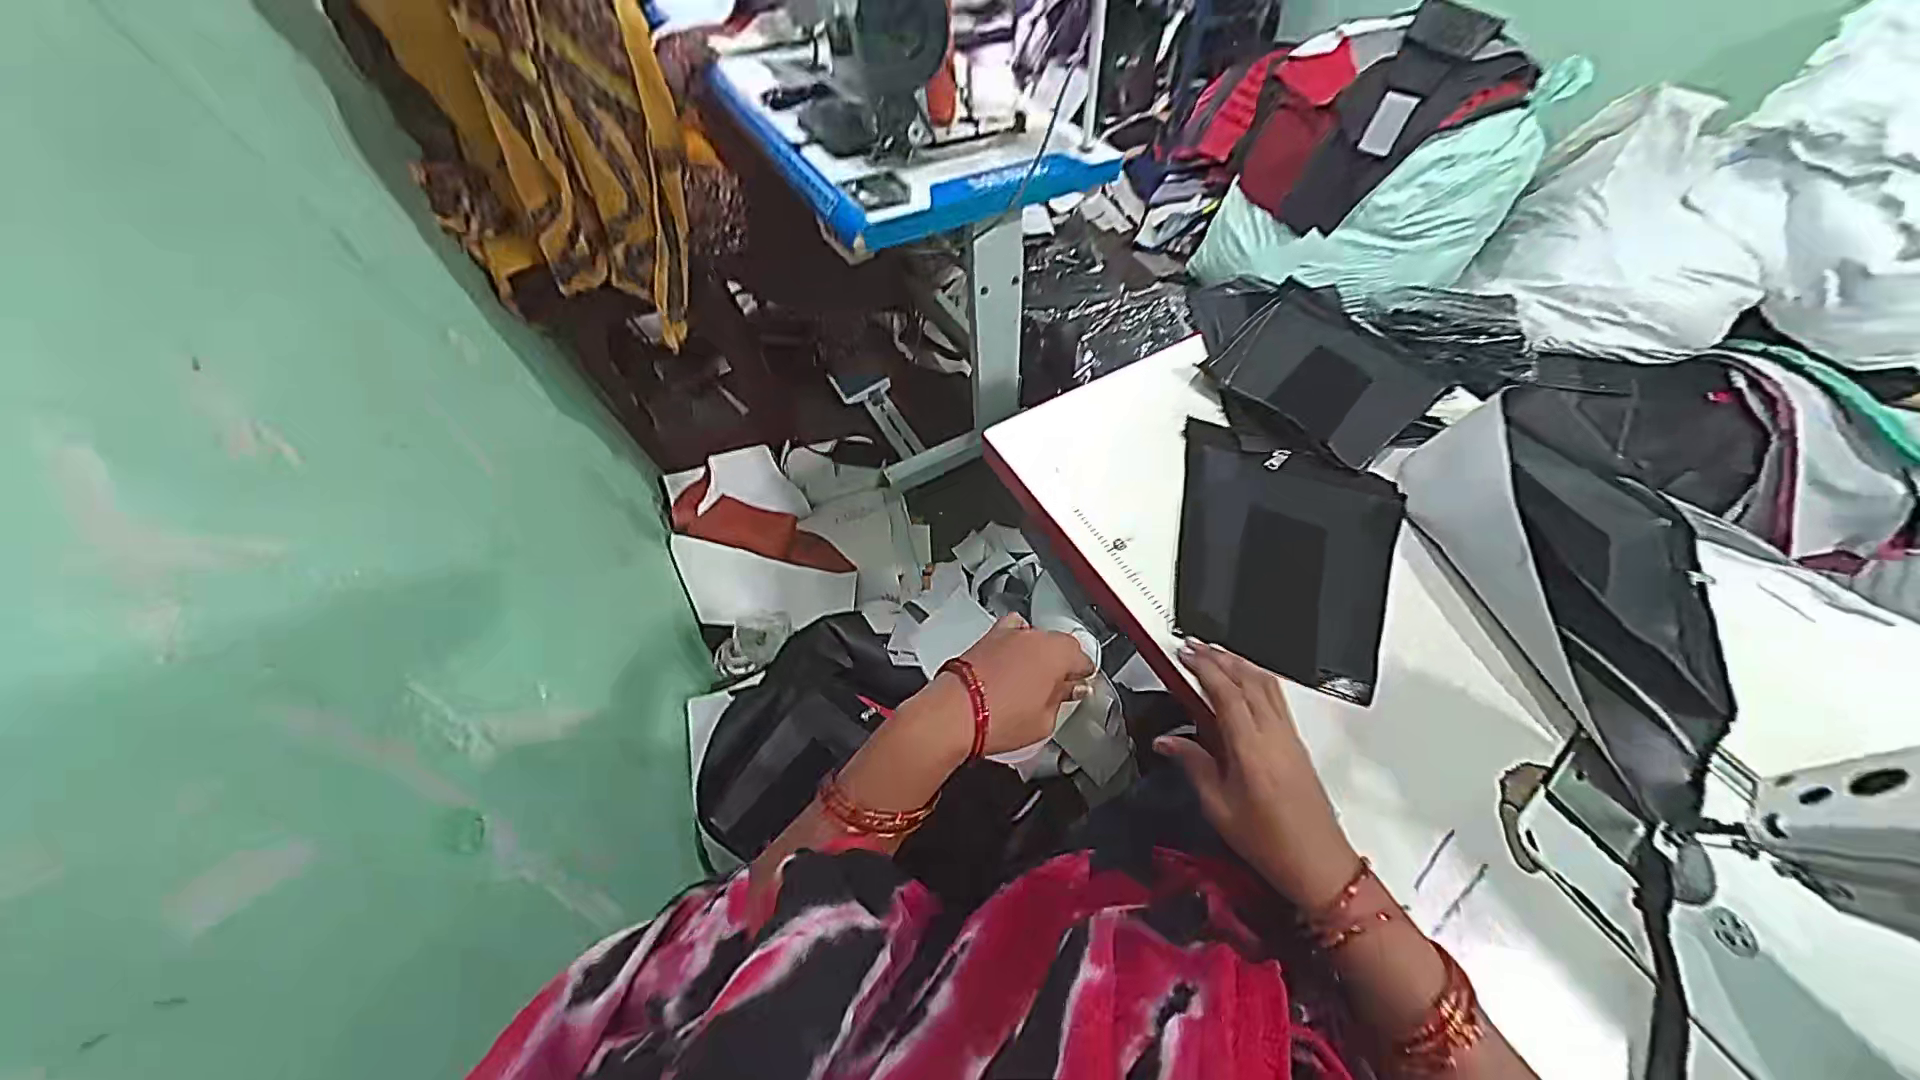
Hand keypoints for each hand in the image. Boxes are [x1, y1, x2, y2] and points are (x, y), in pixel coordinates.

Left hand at [948, 614, 1095, 755]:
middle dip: (1061, 664)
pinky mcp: (986, 638)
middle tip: (1056, 689)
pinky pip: (1009, 635)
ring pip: (1033, 638)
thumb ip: (1061, 699)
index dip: (1084, 675)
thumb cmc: (997, 717)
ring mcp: (1008, 634)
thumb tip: (1066, 692)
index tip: (1080, 686)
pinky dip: (1013, 645)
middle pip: (1059, 644)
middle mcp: (1034, 636)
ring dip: (1036, 654)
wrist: (954, 713)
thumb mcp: (1044, 721)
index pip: (1083, 658)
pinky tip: (1010, 664)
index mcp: (1058, 652)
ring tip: (1030, 681)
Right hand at [1154, 640, 1360, 908]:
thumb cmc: (1271, 842)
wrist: (1318, 864)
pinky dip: (1255, 678)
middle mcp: (1274, 736)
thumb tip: (1167, 742)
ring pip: (1266, 684)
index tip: (1185, 654)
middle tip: (1194, 647)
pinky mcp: (1296, 743)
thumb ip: (1193, 765)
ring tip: (1215, 654)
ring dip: (1239, 663)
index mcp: (1251, 750)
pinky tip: (1243, 679)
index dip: (1204, 667)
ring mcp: (1289, 737)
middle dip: (1219, 657)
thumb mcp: (1218, 807)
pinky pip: (1276, 697)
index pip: (1226, 692)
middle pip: (1248, 679)